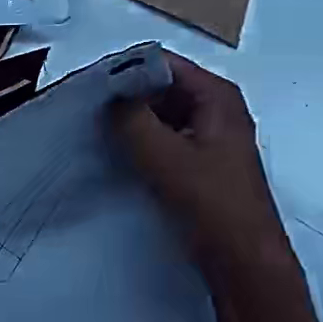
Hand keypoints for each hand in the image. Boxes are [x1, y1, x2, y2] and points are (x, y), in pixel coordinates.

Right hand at [106, 52, 293, 288]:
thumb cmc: (211, 202)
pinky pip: (158, 135)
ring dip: (125, 119)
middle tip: (80, 109)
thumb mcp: (162, 155)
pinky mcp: (195, 159)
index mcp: (216, 96)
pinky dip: (135, 139)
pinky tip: (108, 150)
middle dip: (120, 95)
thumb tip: (107, 97)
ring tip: (88, 128)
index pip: (160, 62)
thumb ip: (130, 118)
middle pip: (157, 85)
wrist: (242, 259)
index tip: (84, 86)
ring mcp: (205, 134)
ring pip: (155, 111)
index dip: (121, 70)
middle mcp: (214, 108)